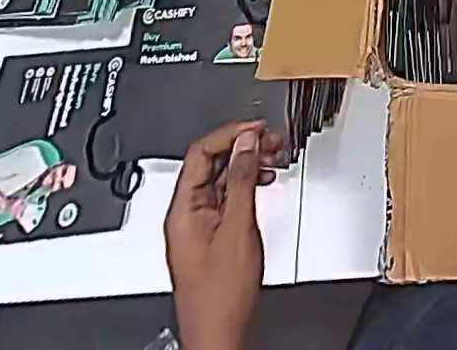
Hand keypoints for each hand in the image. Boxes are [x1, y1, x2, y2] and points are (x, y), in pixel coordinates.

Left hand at [164, 121, 282, 349]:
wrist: (220, 335)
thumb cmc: (222, 293)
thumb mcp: (238, 225)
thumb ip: (241, 178)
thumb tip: (245, 142)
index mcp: (184, 209)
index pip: (201, 153)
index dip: (230, 134)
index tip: (256, 128)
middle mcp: (187, 213)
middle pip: (211, 162)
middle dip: (242, 145)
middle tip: (270, 139)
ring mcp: (199, 223)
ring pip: (221, 177)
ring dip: (248, 162)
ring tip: (272, 155)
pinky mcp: (213, 232)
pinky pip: (228, 193)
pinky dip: (248, 181)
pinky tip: (264, 179)